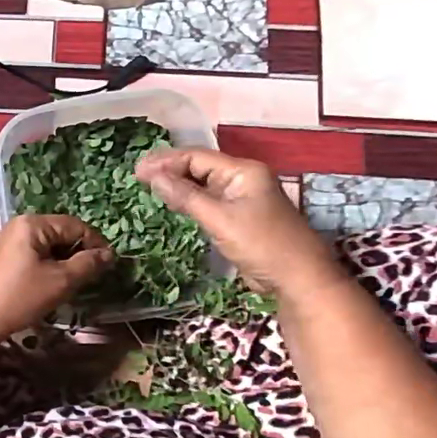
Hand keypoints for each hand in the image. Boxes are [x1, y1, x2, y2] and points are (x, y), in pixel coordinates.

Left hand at [0, 215, 113, 337]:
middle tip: (91, 278)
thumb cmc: (20, 296)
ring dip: (66, 262)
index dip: (95, 244)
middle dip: (80, 253)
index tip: (109, 266)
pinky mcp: (8, 255)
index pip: (75, 225)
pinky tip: (54, 284)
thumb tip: (109, 254)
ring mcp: (12, 239)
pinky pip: (38, 253)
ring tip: (74, 283)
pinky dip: (51, 266)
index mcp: (33, 223)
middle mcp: (21, 224)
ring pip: (51, 245)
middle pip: (62, 233)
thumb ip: (88, 264)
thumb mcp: (60, 281)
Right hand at [135, 147, 340, 295]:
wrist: (299, 280)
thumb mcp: (219, 218)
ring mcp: (241, 198)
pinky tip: (171, 202)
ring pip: (202, 184)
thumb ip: (185, 196)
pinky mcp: (238, 217)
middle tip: (137, 176)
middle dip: (168, 169)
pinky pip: (207, 200)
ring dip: (176, 184)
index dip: (165, 161)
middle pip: (198, 167)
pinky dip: (188, 199)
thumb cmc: (262, 244)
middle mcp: (242, 179)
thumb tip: (152, 176)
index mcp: (243, 171)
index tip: (137, 170)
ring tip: (147, 186)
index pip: (197, 157)